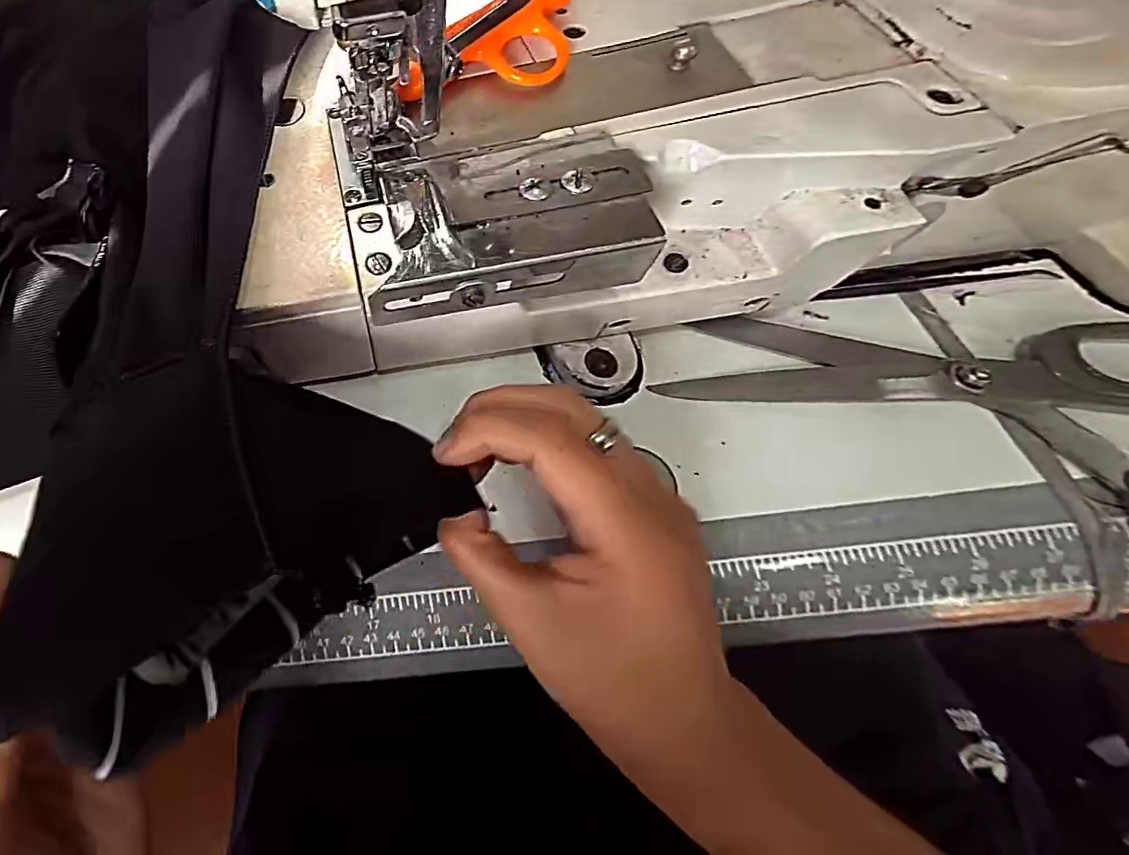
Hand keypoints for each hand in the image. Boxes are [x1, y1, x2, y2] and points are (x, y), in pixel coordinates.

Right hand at [434, 385, 937, 853]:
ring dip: (522, 416)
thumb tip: (455, 516)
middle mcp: (650, 493)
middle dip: (499, 408)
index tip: (446, 455)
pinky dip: (544, 437)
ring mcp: (656, 492)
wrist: (682, 721)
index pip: (549, 437)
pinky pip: (593, 442)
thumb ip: (480, 556)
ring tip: (477, 448)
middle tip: (455, 442)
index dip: (486, 430)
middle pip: (568, 407)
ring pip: (583, 415)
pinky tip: (517, 462)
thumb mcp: (530, 621)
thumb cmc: (617, 682)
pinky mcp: (649, 501)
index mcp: (625, 522)